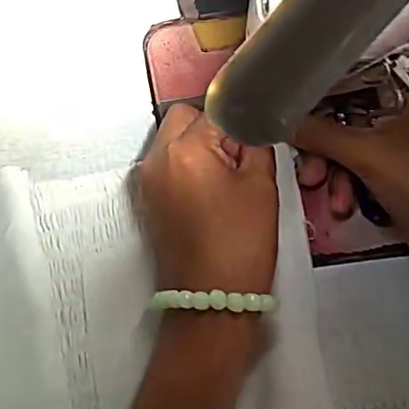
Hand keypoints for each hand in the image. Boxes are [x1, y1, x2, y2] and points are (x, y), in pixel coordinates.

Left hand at [135, 103, 278, 293]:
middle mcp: (156, 161)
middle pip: (184, 117)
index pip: (214, 109)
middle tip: (239, 156)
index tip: (255, 131)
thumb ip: (255, 143)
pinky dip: (185, 167)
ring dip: (196, 146)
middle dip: (212, 127)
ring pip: (172, 140)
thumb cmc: (237, 249)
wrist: (211, 299)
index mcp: (184, 151)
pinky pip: (165, 166)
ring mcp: (147, 182)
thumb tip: (249, 126)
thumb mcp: (261, 186)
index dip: (240, 119)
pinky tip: (210, 193)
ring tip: (225, 179)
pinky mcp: (147, 200)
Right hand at [292, 105, 408, 261]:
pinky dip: (353, 195)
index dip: (318, 119)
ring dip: (337, 184)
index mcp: (404, 105)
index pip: (348, 100)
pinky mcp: (404, 188)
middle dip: (326, 161)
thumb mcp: (370, 155)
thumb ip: (323, 136)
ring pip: (352, 162)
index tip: (298, 143)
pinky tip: (350, 210)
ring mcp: (405, 158)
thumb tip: (285, 122)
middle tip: (311, 181)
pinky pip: (365, 183)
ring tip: (340, 207)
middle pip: (346, 133)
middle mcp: (404, 126)